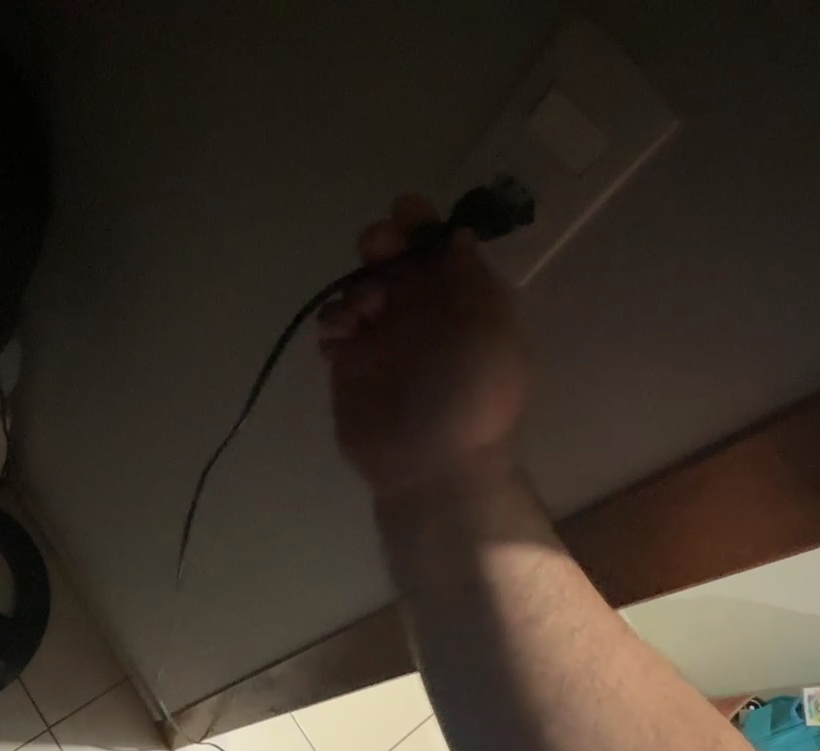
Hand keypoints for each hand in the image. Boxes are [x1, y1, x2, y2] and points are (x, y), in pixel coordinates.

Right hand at [318, 194, 531, 499]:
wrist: (430, 469)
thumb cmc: (468, 399)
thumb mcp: (488, 331)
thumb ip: (470, 279)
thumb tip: (455, 236)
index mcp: (465, 304)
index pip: (441, 250)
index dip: (423, 225)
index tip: (404, 211)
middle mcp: (424, 316)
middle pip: (396, 262)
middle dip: (382, 246)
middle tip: (374, 248)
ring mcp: (384, 342)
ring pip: (361, 289)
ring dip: (355, 287)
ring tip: (358, 314)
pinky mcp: (350, 367)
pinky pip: (335, 327)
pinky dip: (332, 322)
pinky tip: (337, 338)